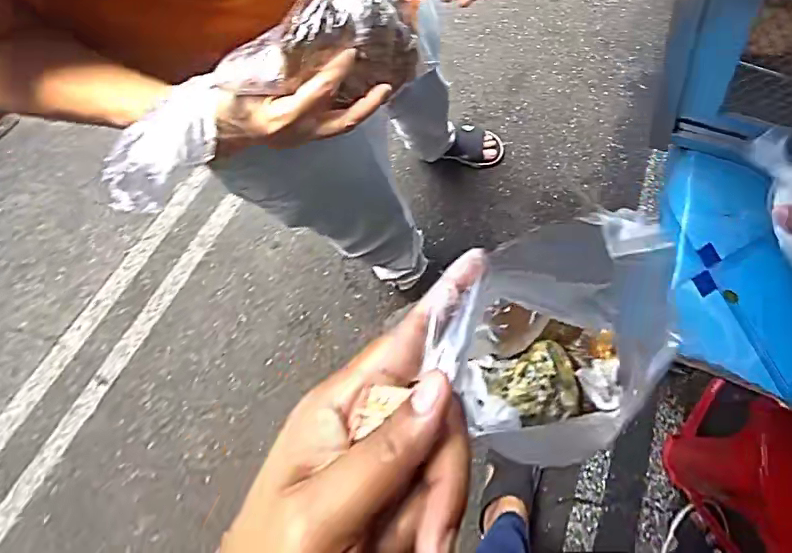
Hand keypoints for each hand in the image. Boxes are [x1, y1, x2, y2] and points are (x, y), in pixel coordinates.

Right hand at [216, 50, 393, 155]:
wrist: (207, 129)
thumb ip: (275, 66)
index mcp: (283, 117)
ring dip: (362, 107)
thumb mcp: (245, 79)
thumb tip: (300, 46)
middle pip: (345, 120)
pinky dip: (345, 108)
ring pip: (340, 124)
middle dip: (369, 104)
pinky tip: (355, 94)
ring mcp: (300, 138)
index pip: (321, 91)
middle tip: (387, 86)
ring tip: (380, 89)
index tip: (351, 52)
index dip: (338, 70)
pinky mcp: (299, 137)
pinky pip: (330, 123)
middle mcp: (297, 132)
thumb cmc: (222, 102)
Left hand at [220, 252, 484, 552]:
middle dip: (441, 467)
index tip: (474, 265)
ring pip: (446, 454)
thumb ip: (381, 449)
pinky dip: (432, 528)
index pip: (403, 338)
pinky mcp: (399, 497)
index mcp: (338, 407)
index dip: (443, 299)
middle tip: (425, 526)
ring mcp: (385, 461)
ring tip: (404, 546)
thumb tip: (438, 386)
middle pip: (439, 408)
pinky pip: (442, 492)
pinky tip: (408, 546)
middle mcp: (367, 424)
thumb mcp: (317, 509)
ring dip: (435, 508)